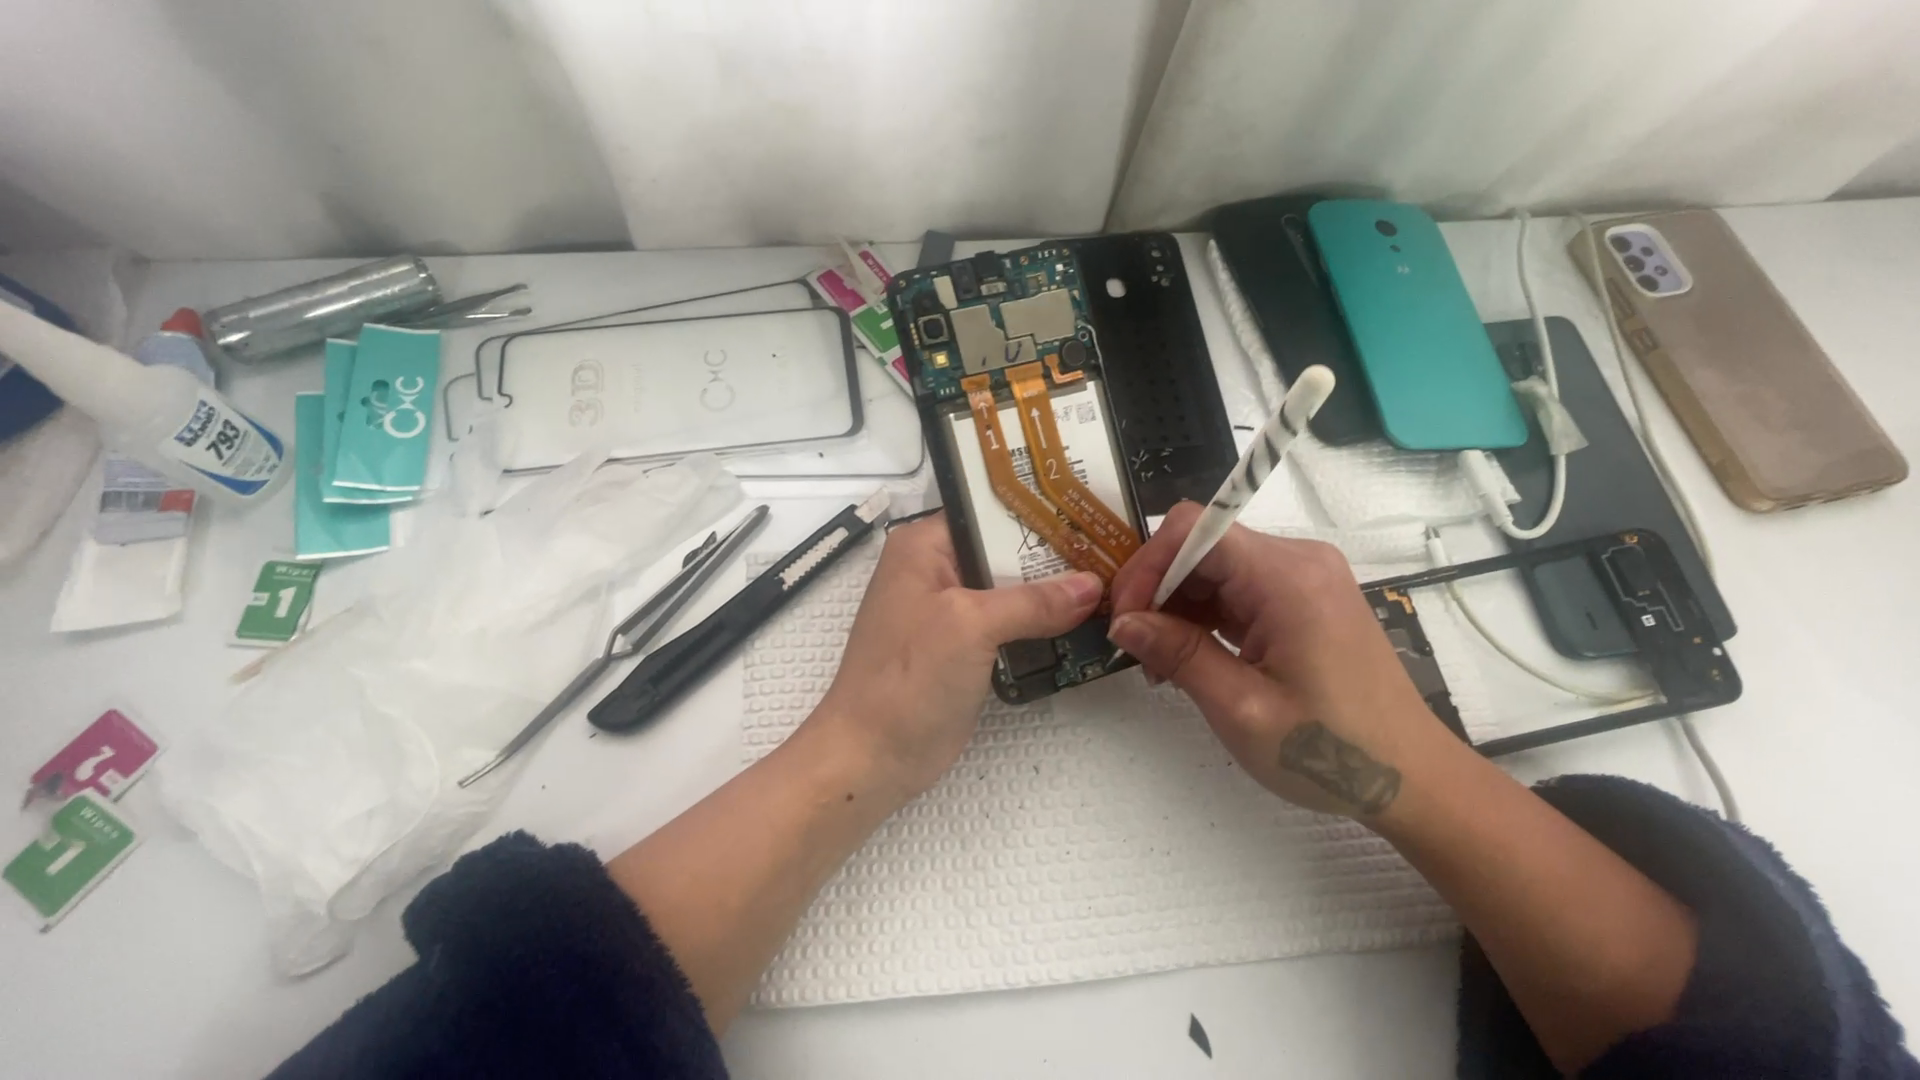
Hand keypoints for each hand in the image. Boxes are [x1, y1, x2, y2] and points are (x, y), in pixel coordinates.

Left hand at [812, 513, 1102, 798]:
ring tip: (1113, 584)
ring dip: (1054, 594)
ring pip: (1013, 589)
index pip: (990, 511)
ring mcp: (951, 611)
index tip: (1092, 511)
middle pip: (1007, 550)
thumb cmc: (907, 678)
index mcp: (924, 546)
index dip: (1040, 510)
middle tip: (1115, 551)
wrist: (873, 755)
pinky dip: (1042, 626)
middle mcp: (937, 569)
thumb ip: (1033, 601)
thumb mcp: (970, 625)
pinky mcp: (965, 648)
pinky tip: (1085, 625)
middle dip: (1056, 555)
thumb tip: (1092, 586)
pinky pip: (1011, 624)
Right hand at [1105, 502, 1451, 817]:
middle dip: (1156, 590)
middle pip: (1201, 546)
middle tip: (1136, 649)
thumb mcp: (1241, 708)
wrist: (1409, 778)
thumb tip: (1122, 622)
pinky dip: (1204, 616)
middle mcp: (1298, 561)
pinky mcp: (1302, 600)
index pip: (1194, 530)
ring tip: (1162, 664)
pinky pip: (1236, 589)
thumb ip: (1179, 654)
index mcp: (1289, 577)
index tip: (1124, 619)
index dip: (1147, 565)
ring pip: (1214, 568)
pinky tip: (1190, 656)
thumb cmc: (1331, 751)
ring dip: (1177, 607)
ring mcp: (1303, 579)